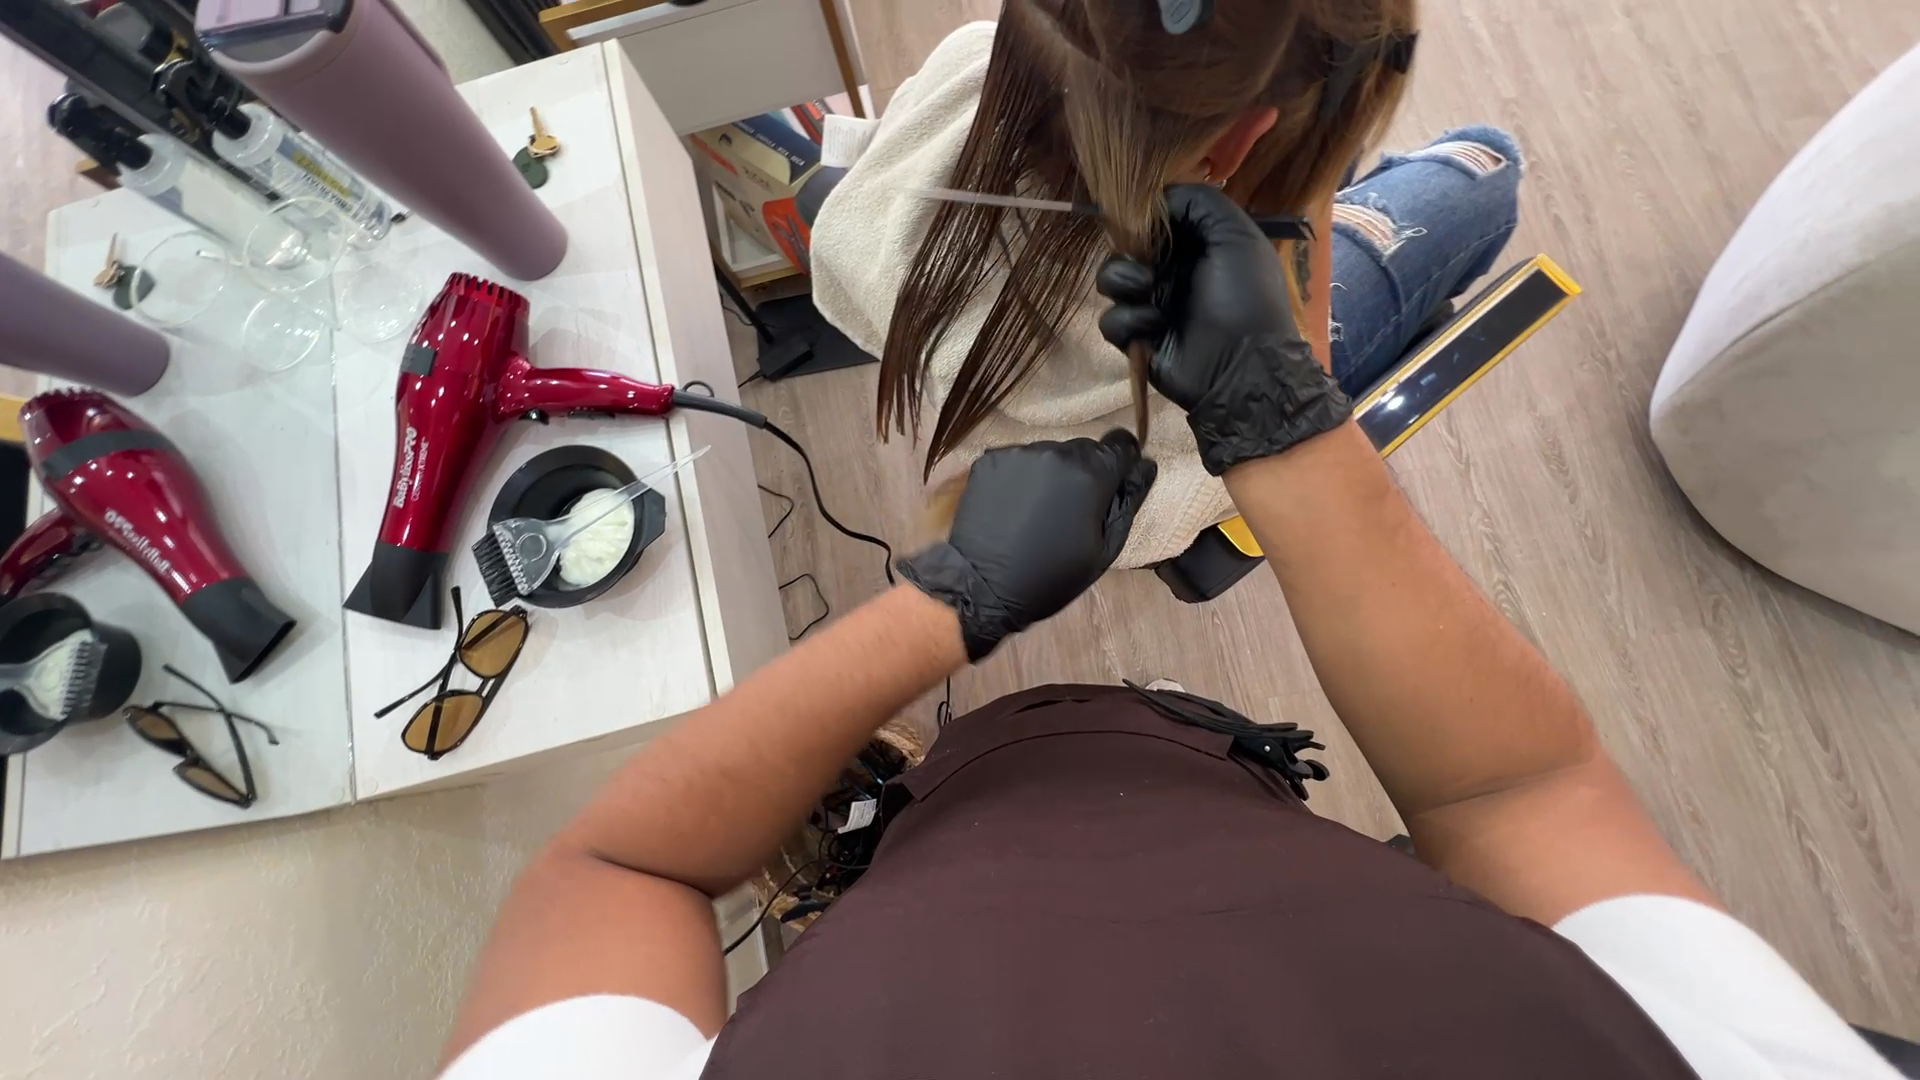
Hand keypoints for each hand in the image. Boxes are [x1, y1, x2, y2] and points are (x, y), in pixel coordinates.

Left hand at [897, 431, 1156, 659]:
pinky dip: (1021, 476)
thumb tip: (1145, 467)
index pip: (1121, 444)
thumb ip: (1128, 501)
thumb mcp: (1104, 547)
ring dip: (1052, 473)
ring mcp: (1019, 453)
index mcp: (1091, 473)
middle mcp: (1056, 452)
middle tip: (1071, 508)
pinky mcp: (989, 460)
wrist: (984, 586)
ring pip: (1050, 454)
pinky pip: (1018, 461)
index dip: (1121, 463)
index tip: (1112, 484)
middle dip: (1085, 472)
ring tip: (1038, 510)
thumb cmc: (1052, 575)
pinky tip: (1014, 505)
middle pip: (1084, 449)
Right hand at [1095, 184, 1350, 474]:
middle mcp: (1172, 271)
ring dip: (1124, 283)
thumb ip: (1200, 202)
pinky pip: (1111, 321)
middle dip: (1129, 252)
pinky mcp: (1137, 338)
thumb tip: (1157, 196)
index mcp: (1197, 244)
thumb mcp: (1235, 234)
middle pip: (1126, 248)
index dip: (1142, 216)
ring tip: (1149, 294)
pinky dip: (1129, 322)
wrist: (1240, 367)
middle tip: (1147, 264)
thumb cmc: (1244, 296)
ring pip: (1111, 282)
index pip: (1154, 219)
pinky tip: (1154, 328)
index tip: (1139, 219)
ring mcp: (1152, 305)